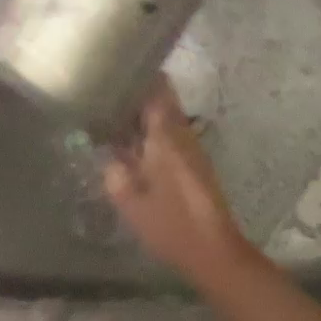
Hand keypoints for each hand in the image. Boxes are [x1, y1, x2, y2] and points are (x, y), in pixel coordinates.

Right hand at [103, 79, 254, 278]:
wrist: (214, 251)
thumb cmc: (171, 224)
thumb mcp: (130, 201)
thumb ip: (114, 172)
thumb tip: (108, 154)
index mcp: (166, 133)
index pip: (158, 86)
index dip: (139, 73)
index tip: (116, 69)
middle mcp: (182, 132)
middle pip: (162, 98)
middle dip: (137, 94)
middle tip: (106, 95)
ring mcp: (191, 146)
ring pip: (166, 116)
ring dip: (143, 114)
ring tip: (112, 117)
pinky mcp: (195, 163)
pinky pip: (170, 134)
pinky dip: (151, 132)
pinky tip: (131, 147)